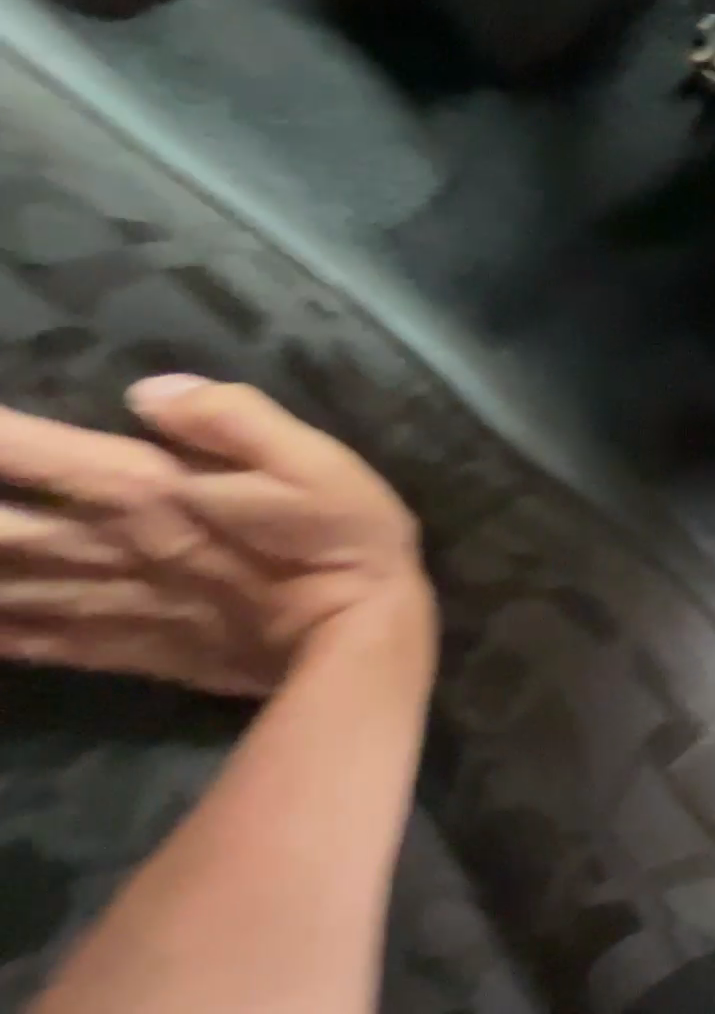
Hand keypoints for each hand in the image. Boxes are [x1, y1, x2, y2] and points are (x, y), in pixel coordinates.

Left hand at [0, 375, 427, 694]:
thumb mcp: (323, 466)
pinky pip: (12, 636)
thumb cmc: (348, 542)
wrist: (361, 640)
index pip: (16, 447)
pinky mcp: (117, 644)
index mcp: (146, 489)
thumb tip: (153, 390)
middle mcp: (101, 542)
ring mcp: (101, 600)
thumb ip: (241, 421)